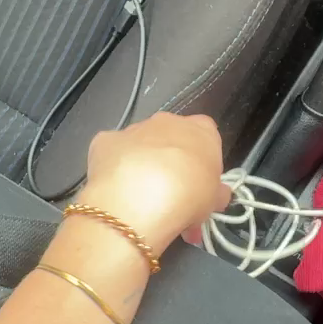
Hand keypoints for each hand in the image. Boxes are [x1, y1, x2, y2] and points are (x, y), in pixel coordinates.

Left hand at [74, 113, 230, 252]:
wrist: (140, 199)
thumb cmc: (189, 195)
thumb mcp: (214, 201)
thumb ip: (217, 193)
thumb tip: (218, 195)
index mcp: (201, 130)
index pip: (207, 136)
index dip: (204, 162)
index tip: (200, 186)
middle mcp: (168, 121)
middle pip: (173, 139)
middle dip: (173, 163)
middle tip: (173, 198)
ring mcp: (134, 128)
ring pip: (142, 145)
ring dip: (144, 166)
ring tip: (142, 202)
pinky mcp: (105, 140)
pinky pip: (114, 153)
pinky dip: (116, 168)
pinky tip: (118, 191)